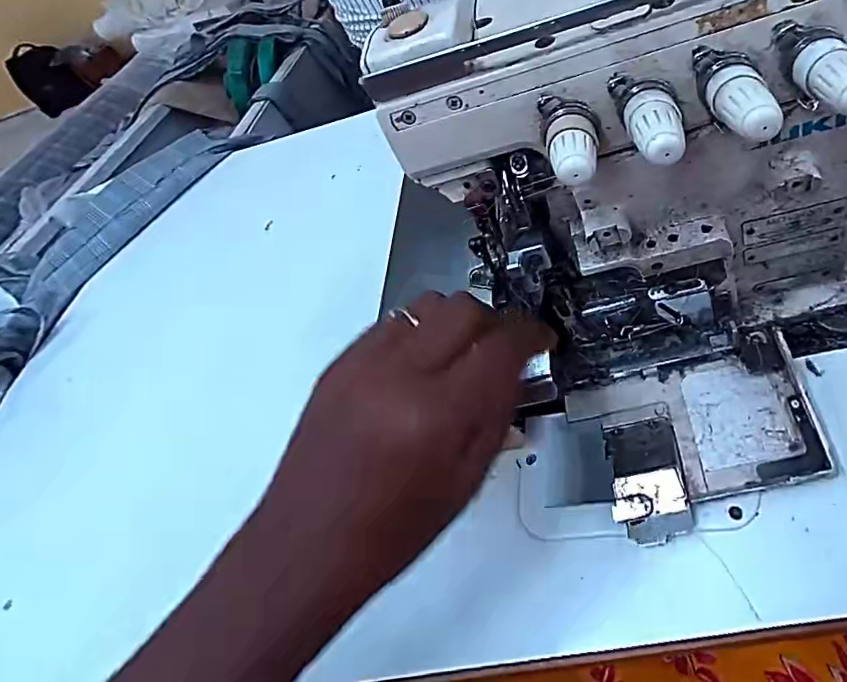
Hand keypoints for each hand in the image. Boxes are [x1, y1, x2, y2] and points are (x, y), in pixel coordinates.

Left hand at [247, 291, 556, 597]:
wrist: (308, 543)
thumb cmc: (379, 533)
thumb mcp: (463, 483)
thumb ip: (495, 416)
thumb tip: (514, 372)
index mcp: (435, 416)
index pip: (500, 345)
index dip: (530, 335)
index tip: (538, 337)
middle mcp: (396, 378)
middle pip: (465, 309)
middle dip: (495, 323)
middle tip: (503, 347)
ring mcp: (363, 365)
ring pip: (428, 303)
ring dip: (455, 320)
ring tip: (462, 352)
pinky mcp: (340, 362)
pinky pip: (392, 320)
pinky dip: (418, 330)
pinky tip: (423, 359)